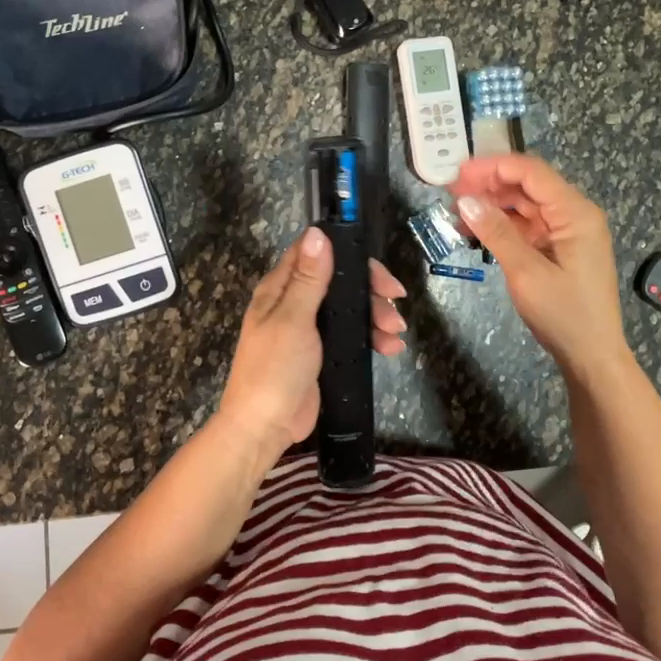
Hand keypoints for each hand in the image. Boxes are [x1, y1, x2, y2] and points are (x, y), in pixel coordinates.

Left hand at [215, 227, 407, 460]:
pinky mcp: (322, 353)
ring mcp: (309, 329)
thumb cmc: (273, 369)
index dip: (348, 255)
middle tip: (395, 303)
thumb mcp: (293, 319)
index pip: (316, 254)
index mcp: (280, 288)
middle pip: (339, 282)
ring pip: (349, 309)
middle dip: (369, 290)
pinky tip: (390, 348)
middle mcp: (294, 302)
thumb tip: (318, 233)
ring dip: (375, 316)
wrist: (264, 427)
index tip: (377, 272)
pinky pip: (351, 336)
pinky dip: (371, 338)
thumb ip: (309, 279)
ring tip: (395, 333)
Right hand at [447, 154, 628, 375]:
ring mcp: (567, 231)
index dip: (493, 167)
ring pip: (525, 204)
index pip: (531, 172)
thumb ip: (496, 232)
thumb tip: (465, 200)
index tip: (457, 174)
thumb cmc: (564, 314)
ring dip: (492, 204)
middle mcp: (574, 214)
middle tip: (450, 192)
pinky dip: (501, 224)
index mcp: (575, 213)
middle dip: (489, 184)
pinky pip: (527, 225)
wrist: (592, 356)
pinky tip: (475, 229)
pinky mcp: (559, 247)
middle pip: (527, 185)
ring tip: (457, 211)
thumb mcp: (526, 272)